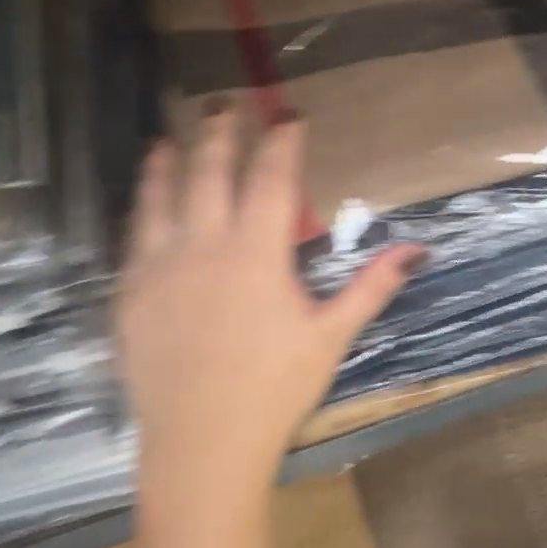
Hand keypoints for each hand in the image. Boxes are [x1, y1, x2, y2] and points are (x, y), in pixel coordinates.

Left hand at [115, 106, 423, 547]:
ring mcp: (158, 267)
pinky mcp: (130, 293)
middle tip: (226, 104)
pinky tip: (146, 199)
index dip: (282, 142)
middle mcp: (201, 246)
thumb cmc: (277, 389)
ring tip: (173, 136)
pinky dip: (142, 203)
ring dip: (170, 159)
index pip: (270, 179)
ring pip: (159, 194)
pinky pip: (133, 233)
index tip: (290, 116)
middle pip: (208, 172)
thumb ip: (371, 286)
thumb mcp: (333, 336)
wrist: (202, 442)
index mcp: (256, 254)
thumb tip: (416, 249)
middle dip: (220, 132)